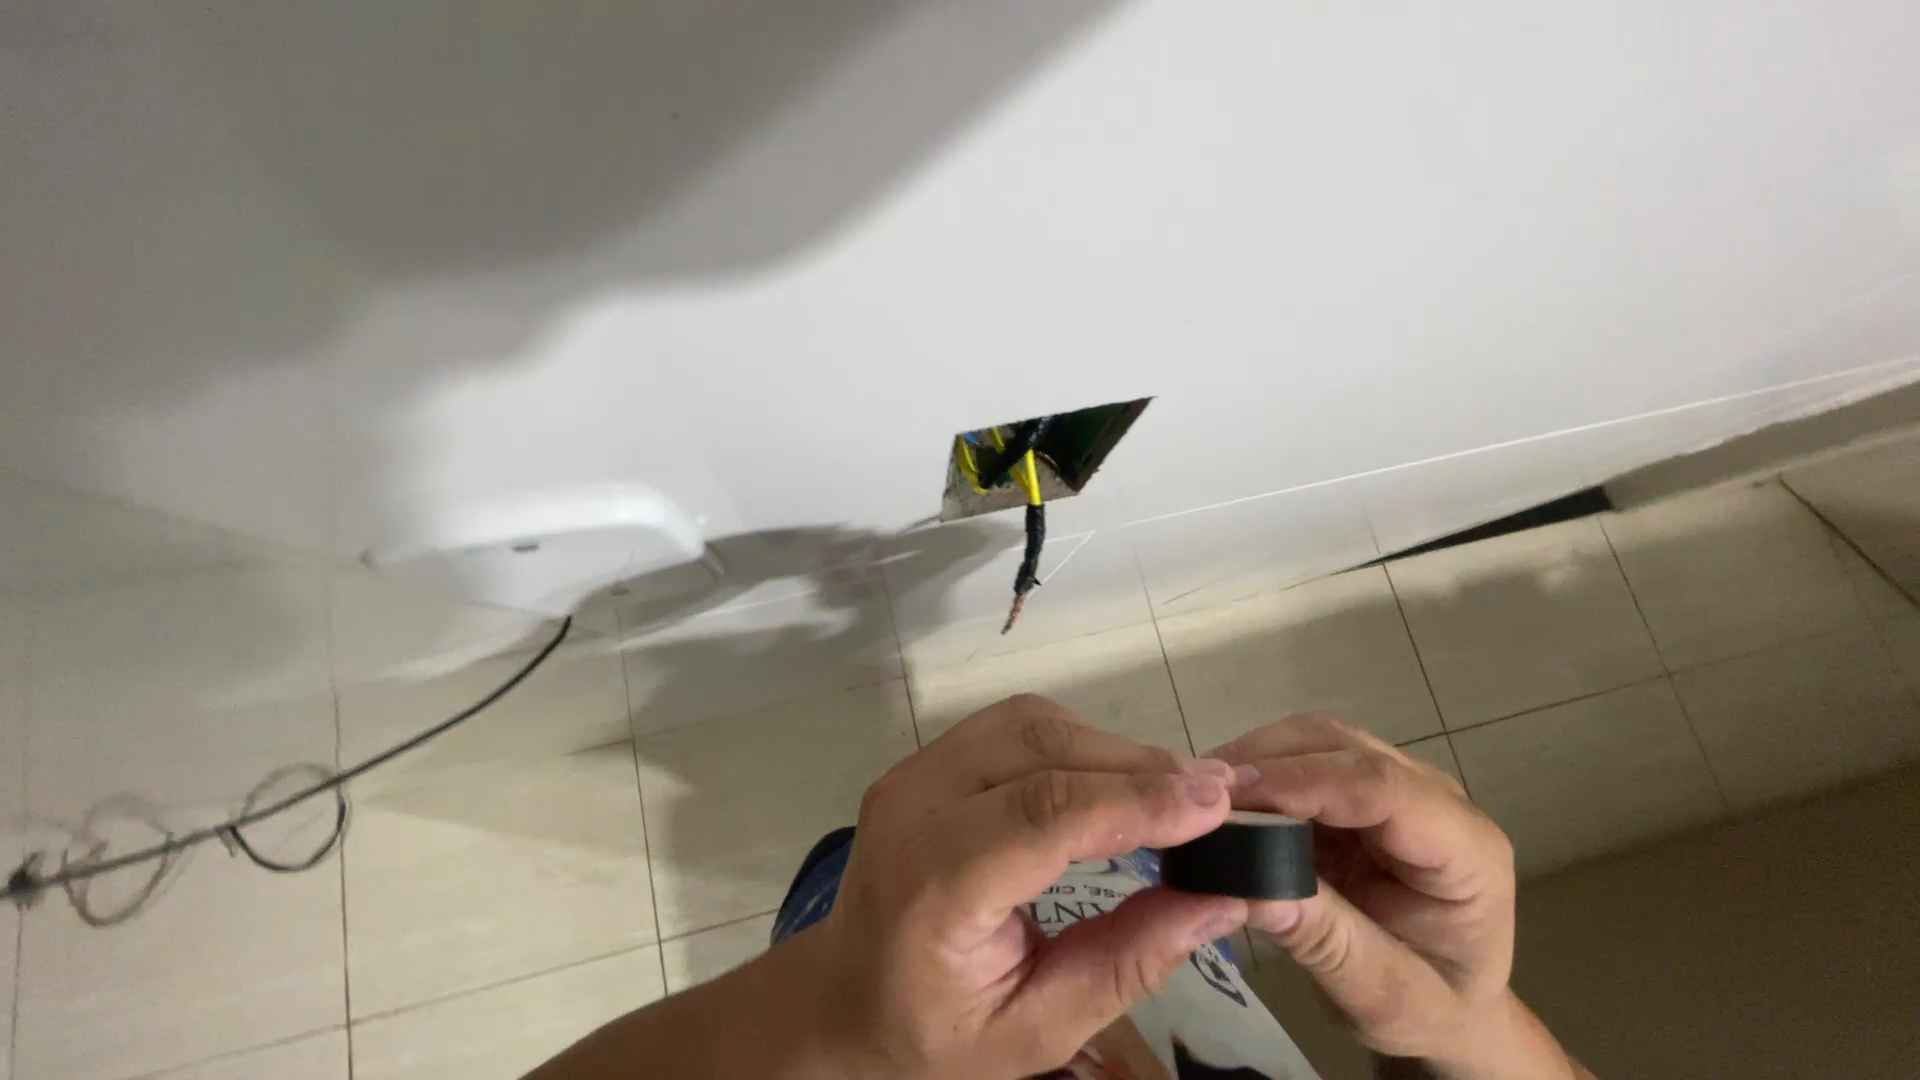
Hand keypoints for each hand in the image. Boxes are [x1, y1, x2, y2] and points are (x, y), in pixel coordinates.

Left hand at [798, 694, 1249, 1078]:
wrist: (842, 994)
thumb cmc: (931, 1028)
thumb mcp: (1032, 1029)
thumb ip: (1125, 962)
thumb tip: (1220, 898)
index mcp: (930, 883)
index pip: (1043, 815)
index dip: (1137, 799)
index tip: (1218, 801)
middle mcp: (914, 804)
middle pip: (1041, 750)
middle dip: (1138, 764)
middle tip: (1214, 792)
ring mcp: (915, 770)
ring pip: (1031, 723)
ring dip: (1110, 746)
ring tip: (1174, 787)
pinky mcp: (927, 758)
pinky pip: (1013, 724)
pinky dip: (1075, 739)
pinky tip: (1112, 775)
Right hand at [1210, 714, 1523, 1068]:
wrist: (1441, 1009)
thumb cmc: (1428, 1010)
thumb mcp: (1385, 999)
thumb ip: (1327, 943)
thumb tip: (1249, 889)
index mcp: (1466, 852)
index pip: (1382, 787)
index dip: (1302, 782)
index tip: (1229, 802)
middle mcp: (1434, 798)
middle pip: (1341, 746)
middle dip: (1264, 762)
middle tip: (1197, 800)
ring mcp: (1392, 783)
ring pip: (1313, 738)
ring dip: (1252, 760)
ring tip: (1200, 801)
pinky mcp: (1352, 786)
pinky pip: (1296, 756)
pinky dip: (1253, 771)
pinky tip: (1220, 803)